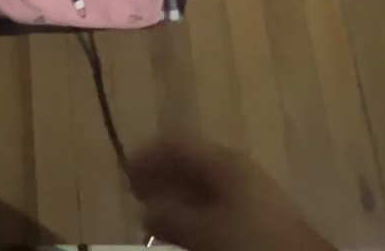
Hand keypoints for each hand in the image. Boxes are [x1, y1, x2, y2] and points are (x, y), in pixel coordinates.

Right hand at [127, 138, 328, 250]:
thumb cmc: (252, 245)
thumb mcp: (204, 231)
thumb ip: (171, 216)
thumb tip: (146, 209)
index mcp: (222, 161)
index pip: (175, 143)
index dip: (147, 154)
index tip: (124, 173)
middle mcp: (236, 168)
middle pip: (189, 162)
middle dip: (160, 176)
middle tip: (135, 194)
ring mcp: (251, 192)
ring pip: (203, 187)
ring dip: (177, 198)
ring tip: (156, 218)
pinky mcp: (260, 218)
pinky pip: (218, 206)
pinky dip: (196, 214)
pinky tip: (186, 231)